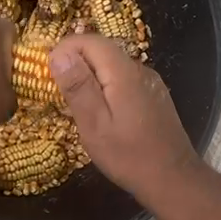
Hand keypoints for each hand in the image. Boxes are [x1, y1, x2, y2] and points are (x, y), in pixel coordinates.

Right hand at [50, 35, 200, 198]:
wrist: (172, 178)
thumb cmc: (128, 156)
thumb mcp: (95, 125)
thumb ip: (78, 87)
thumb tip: (59, 53)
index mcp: (123, 72)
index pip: (90, 40)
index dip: (65, 49)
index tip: (47, 72)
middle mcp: (140, 69)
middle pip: (102, 50)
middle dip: (76, 62)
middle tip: (57, 90)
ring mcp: (150, 83)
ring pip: (113, 66)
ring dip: (90, 76)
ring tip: (75, 104)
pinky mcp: (154, 97)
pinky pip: (123, 80)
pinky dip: (105, 87)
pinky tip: (100, 112)